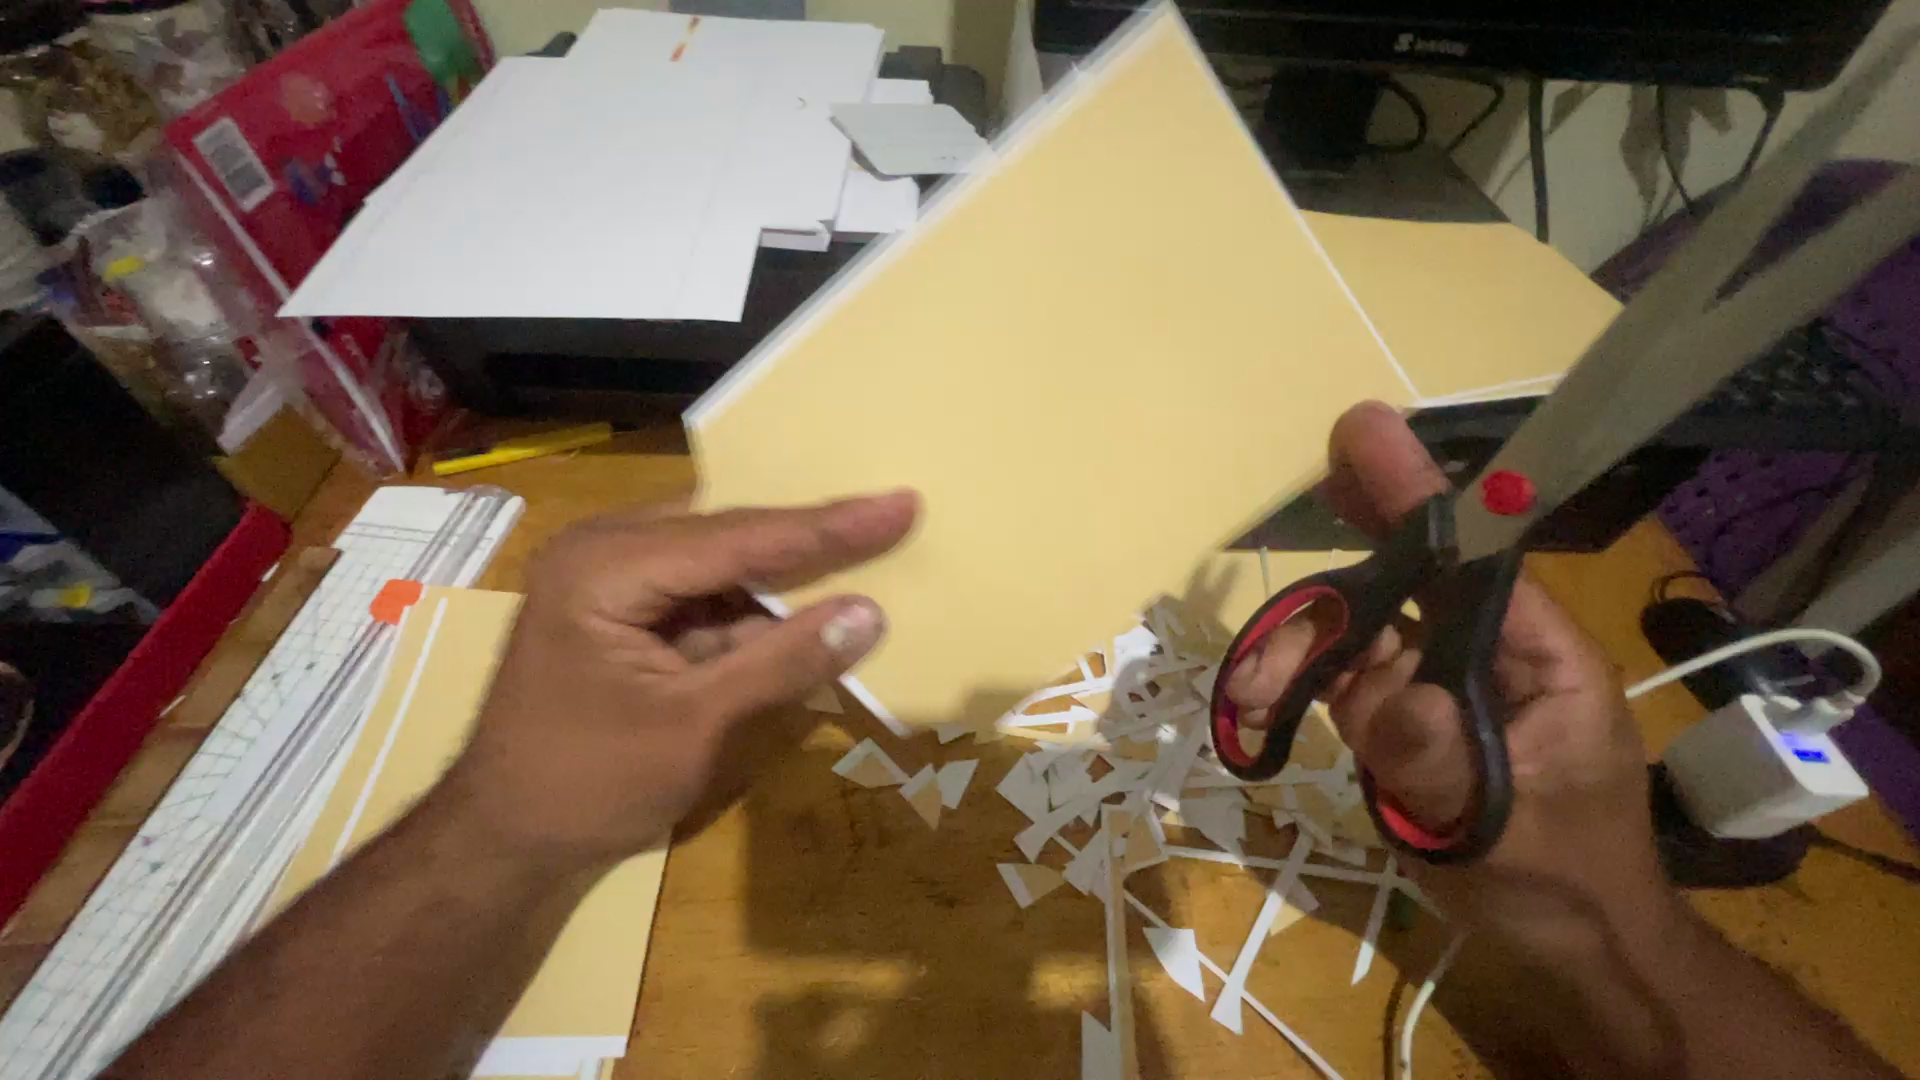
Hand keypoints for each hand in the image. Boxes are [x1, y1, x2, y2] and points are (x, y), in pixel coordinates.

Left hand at [436, 492, 917, 868]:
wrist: (502, 842)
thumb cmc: (586, 786)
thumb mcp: (693, 727)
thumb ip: (782, 662)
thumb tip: (870, 613)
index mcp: (605, 566)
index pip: (739, 537)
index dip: (827, 527)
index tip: (899, 504)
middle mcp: (607, 550)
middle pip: (733, 534)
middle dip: (813, 536)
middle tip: (891, 516)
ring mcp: (616, 578)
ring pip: (727, 560)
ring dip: (791, 571)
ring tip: (869, 550)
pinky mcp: (632, 609)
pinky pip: (712, 592)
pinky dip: (762, 606)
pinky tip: (814, 603)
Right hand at [1225, 403, 1677, 954]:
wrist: (1556, 938)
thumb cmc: (1557, 874)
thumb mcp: (1507, 828)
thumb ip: (1443, 761)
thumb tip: (1393, 696)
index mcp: (1534, 655)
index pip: (1470, 559)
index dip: (1416, 494)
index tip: (1360, 436)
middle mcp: (1476, 651)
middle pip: (1397, 580)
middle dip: (1339, 557)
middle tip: (1296, 504)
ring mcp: (1426, 680)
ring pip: (1349, 633)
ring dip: (1294, 650)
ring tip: (1248, 691)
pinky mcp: (1389, 710)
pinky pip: (1331, 676)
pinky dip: (1288, 681)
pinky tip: (1253, 703)